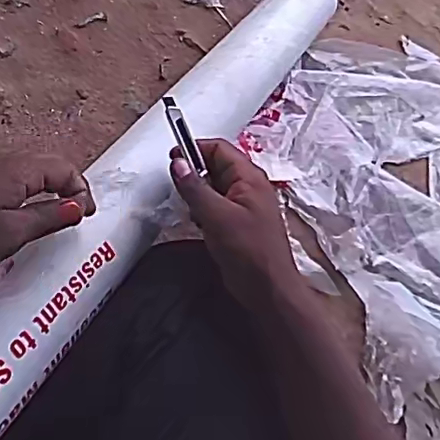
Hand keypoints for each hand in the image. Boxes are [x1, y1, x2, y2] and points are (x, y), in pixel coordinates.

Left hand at [0, 153, 95, 275]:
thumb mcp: (11, 233)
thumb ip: (47, 218)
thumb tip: (76, 208)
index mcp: (17, 170)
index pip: (64, 169)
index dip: (81, 191)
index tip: (85, 215)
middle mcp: (2, 164)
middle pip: (48, 165)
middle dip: (68, 186)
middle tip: (75, 214)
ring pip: (29, 172)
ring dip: (48, 188)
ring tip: (52, 217)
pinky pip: (10, 180)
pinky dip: (27, 193)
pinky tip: (20, 216)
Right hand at [170, 139, 302, 305]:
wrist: (268, 290)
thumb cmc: (247, 250)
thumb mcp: (216, 215)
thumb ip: (194, 188)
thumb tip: (177, 163)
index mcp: (249, 178)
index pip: (219, 149)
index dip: (194, 148)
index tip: (172, 159)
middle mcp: (249, 187)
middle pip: (216, 166)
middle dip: (195, 173)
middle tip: (178, 187)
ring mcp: (244, 206)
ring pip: (214, 187)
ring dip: (198, 194)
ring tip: (190, 209)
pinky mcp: (238, 223)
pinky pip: (216, 206)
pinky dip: (203, 210)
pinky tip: (198, 223)